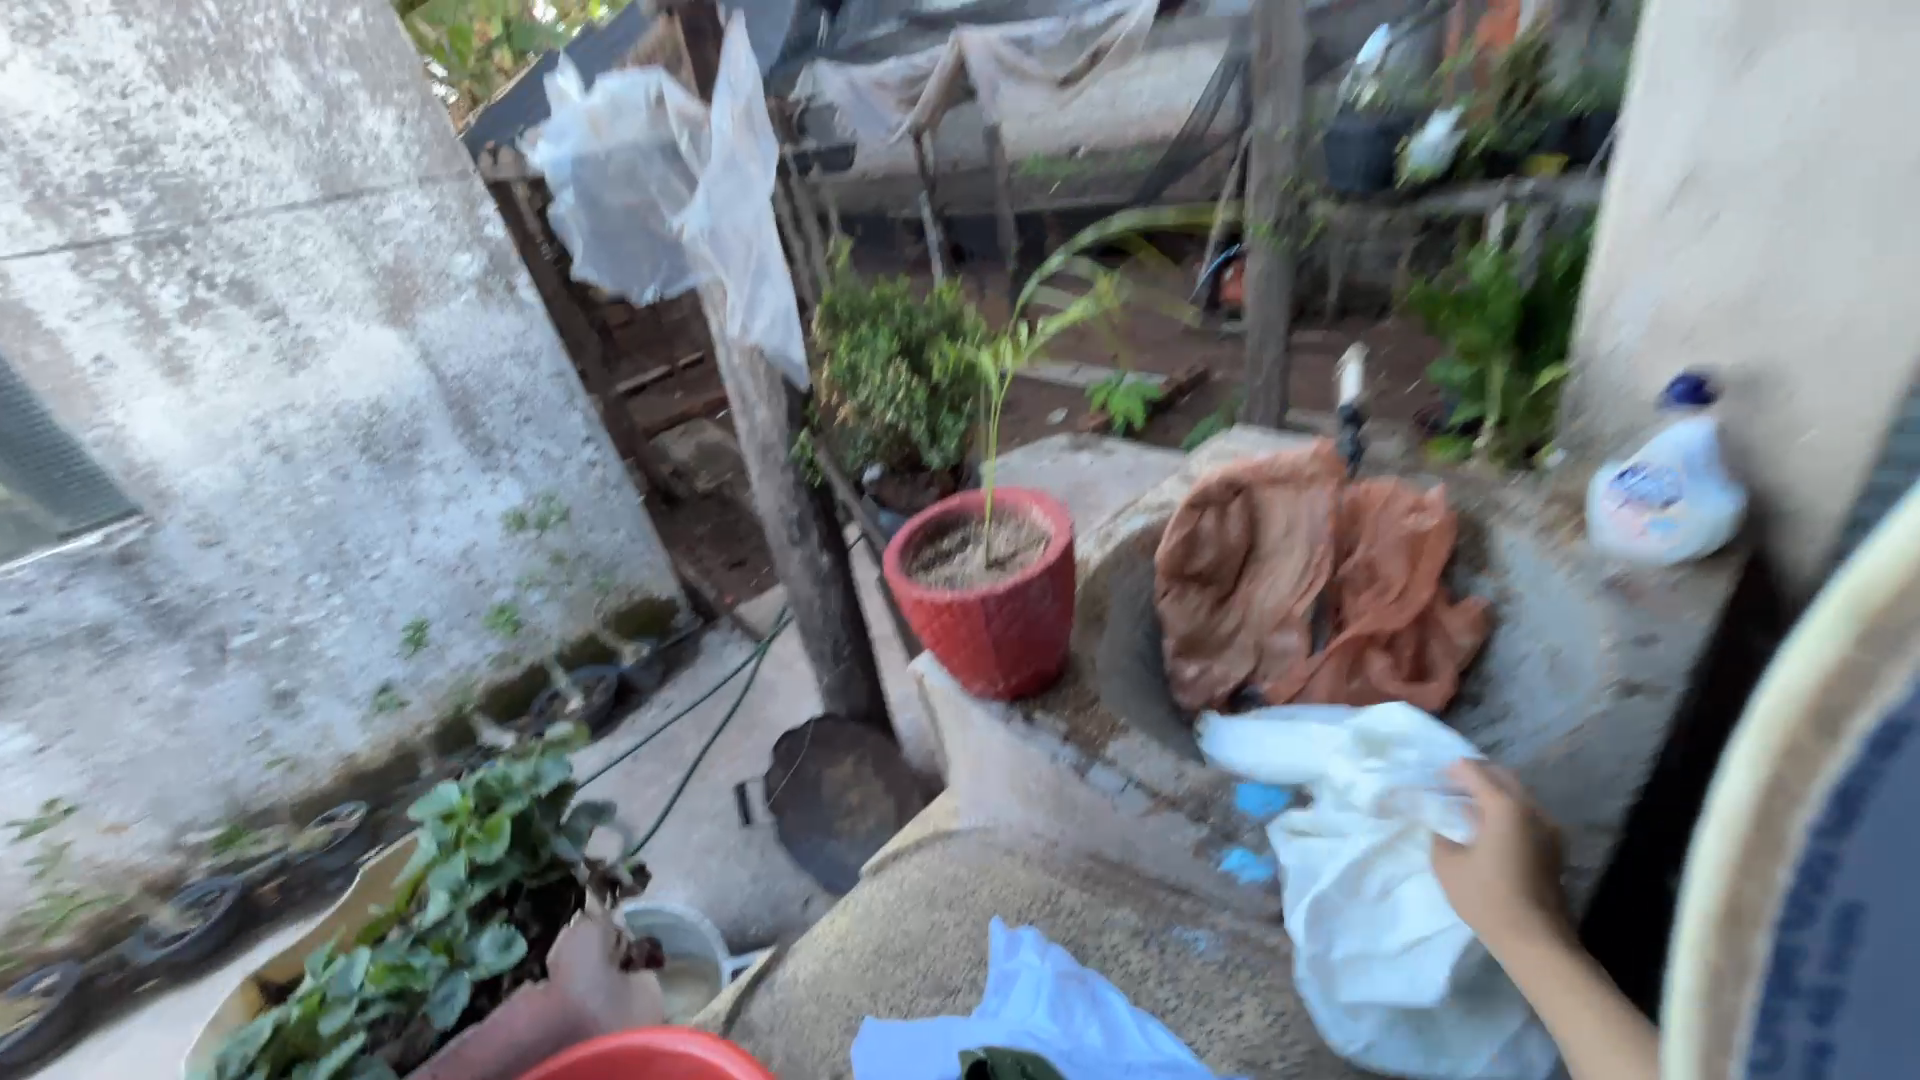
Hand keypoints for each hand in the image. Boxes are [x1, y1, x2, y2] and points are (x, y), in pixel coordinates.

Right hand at [1432, 758, 1571, 954]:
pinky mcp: (1553, 847)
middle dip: (1474, 774)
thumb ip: (1441, 832)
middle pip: (1502, 776)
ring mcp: (1548, 829)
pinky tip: (1485, 825)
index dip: (1451, 770)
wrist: (1535, 941)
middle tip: (1448, 783)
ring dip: (1491, 791)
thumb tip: (1442, 822)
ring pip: (1517, 794)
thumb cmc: (1486, 897)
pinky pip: (1526, 813)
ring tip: (1464, 803)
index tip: (1432, 778)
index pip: (1474, 772)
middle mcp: (1532, 811)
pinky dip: (1504, 809)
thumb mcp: (1446, 861)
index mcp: (1505, 808)